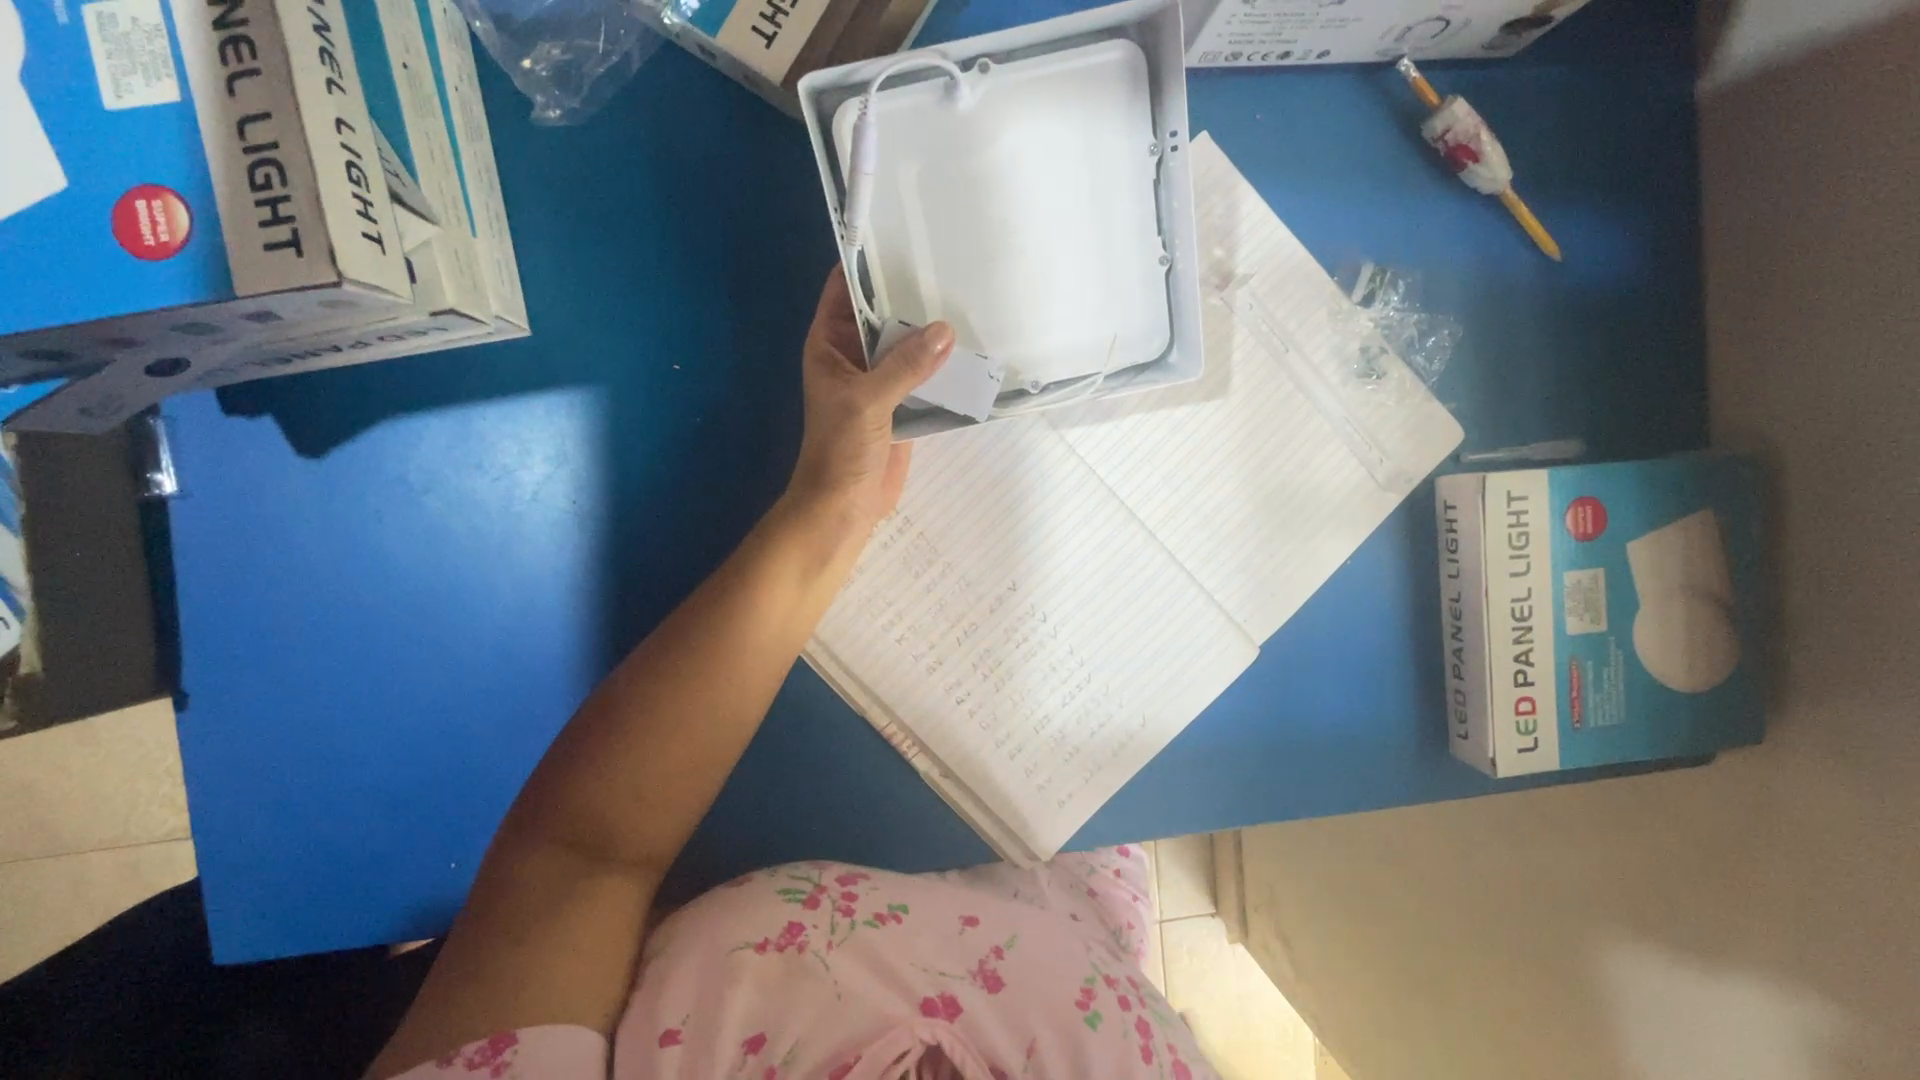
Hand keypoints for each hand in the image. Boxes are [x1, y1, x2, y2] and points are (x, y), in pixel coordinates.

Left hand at [786, 270, 952, 533]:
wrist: (844, 506)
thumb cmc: (840, 449)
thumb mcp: (868, 401)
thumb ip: (905, 366)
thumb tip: (946, 330)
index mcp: (829, 343)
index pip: (844, 289)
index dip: (868, 262)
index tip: (904, 237)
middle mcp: (853, 355)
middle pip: (883, 313)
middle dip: (912, 295)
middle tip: (953, 265)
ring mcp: (880, 380)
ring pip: (908, 345)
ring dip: (932, 332)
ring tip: (971, 299)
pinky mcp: (903, 404)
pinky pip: (925, 376)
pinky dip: (944, 367)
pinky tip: (974, 349)